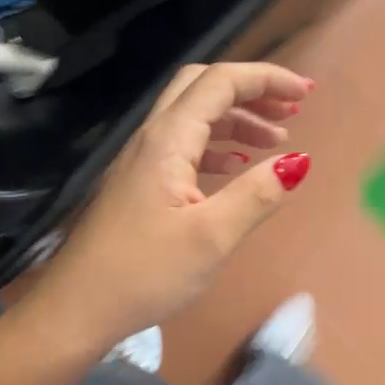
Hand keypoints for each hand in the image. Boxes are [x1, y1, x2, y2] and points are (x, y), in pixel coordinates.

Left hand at [26, 62, 313, 344]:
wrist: (77, 306)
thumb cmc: (144, 272)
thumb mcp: (210, 237)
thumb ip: (256, 195)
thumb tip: (298, 160)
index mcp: (167, 140)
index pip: (218, 82)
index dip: (265, 78)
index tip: (307, 93)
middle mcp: (150, 139)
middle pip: (200, 89)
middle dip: (249, 91)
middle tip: (292, 111)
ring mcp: (138, 162)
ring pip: (191, 119)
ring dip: (235, 121)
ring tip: (276, 143)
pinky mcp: (136, 185)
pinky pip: (181, 148)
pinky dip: (215, 147)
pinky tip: (235, 169)